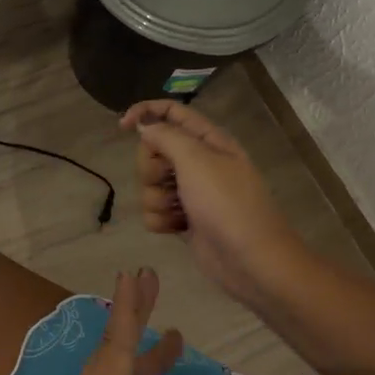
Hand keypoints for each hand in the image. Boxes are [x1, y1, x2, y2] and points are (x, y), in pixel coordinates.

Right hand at [119, 100, 310, 298]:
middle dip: (151, 168)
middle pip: (152, 151)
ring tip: (178, 211)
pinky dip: (162, 220)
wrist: (251, 261)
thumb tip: (145, 126)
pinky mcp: (183, 220)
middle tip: (168, 179)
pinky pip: (154, 211)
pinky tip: (178, 228)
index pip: (171, 112)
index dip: (145, 112)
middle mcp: (198, 163)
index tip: (123, 127)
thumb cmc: (227, 204)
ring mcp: (190, 193)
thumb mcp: (196, 160)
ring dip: (157, 198)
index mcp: (208, 141)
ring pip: (149, 184)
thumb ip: (165, 136)